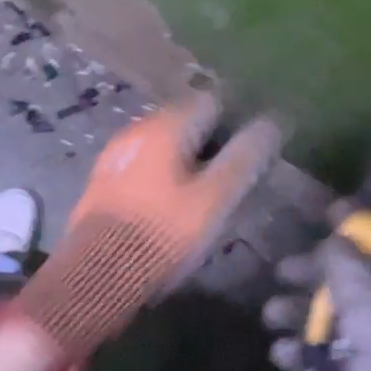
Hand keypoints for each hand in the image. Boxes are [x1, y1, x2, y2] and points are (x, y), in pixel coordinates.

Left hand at [13, 93, 279, 361]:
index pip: (210, 103)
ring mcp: (115, 152)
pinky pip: (141, 161)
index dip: (236, 119)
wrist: (99, 268)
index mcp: (164, 126)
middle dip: (209, 138)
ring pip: (160, 141)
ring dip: (184, 156)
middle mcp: (136, 128)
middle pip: (182, 120)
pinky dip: (161, 171)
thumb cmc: (163, 231)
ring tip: (205, 189)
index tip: (253, 145)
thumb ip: (243, 158)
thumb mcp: (214, 198)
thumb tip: (271, 123)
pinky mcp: (103, 177)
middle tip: (232, 171)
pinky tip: (170, 199)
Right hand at [264, 221, 370, 370]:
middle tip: (283, 270)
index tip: (327, 211)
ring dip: (299, 312)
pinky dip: (297, 349)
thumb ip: (362, 292)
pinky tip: (283, 357)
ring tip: (272, 316)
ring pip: (330, 317)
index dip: (367, 229)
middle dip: (319, 272)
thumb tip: (338, 241)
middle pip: (355, 283)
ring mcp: (369, 362)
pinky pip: (316, 353)